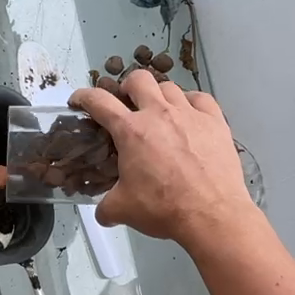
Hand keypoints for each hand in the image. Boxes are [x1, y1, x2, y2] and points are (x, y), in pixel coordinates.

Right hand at [69, 71, 258, 243]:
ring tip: (158, 112)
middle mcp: (159, 114)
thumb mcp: (122, 209)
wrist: (210, 215)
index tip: (79, 100)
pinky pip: (200, 99)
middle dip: (127, 87)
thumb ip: (106, 207)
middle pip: (138, 79)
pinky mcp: (215, 122)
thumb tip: (103, 213)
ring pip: (169, 87)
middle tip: (126, 104)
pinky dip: (190, 102)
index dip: (84, 97)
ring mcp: (190, 115)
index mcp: (130, 131)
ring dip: (158, 95)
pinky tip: (188, 115)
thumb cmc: (163, 208)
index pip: (99, 102)